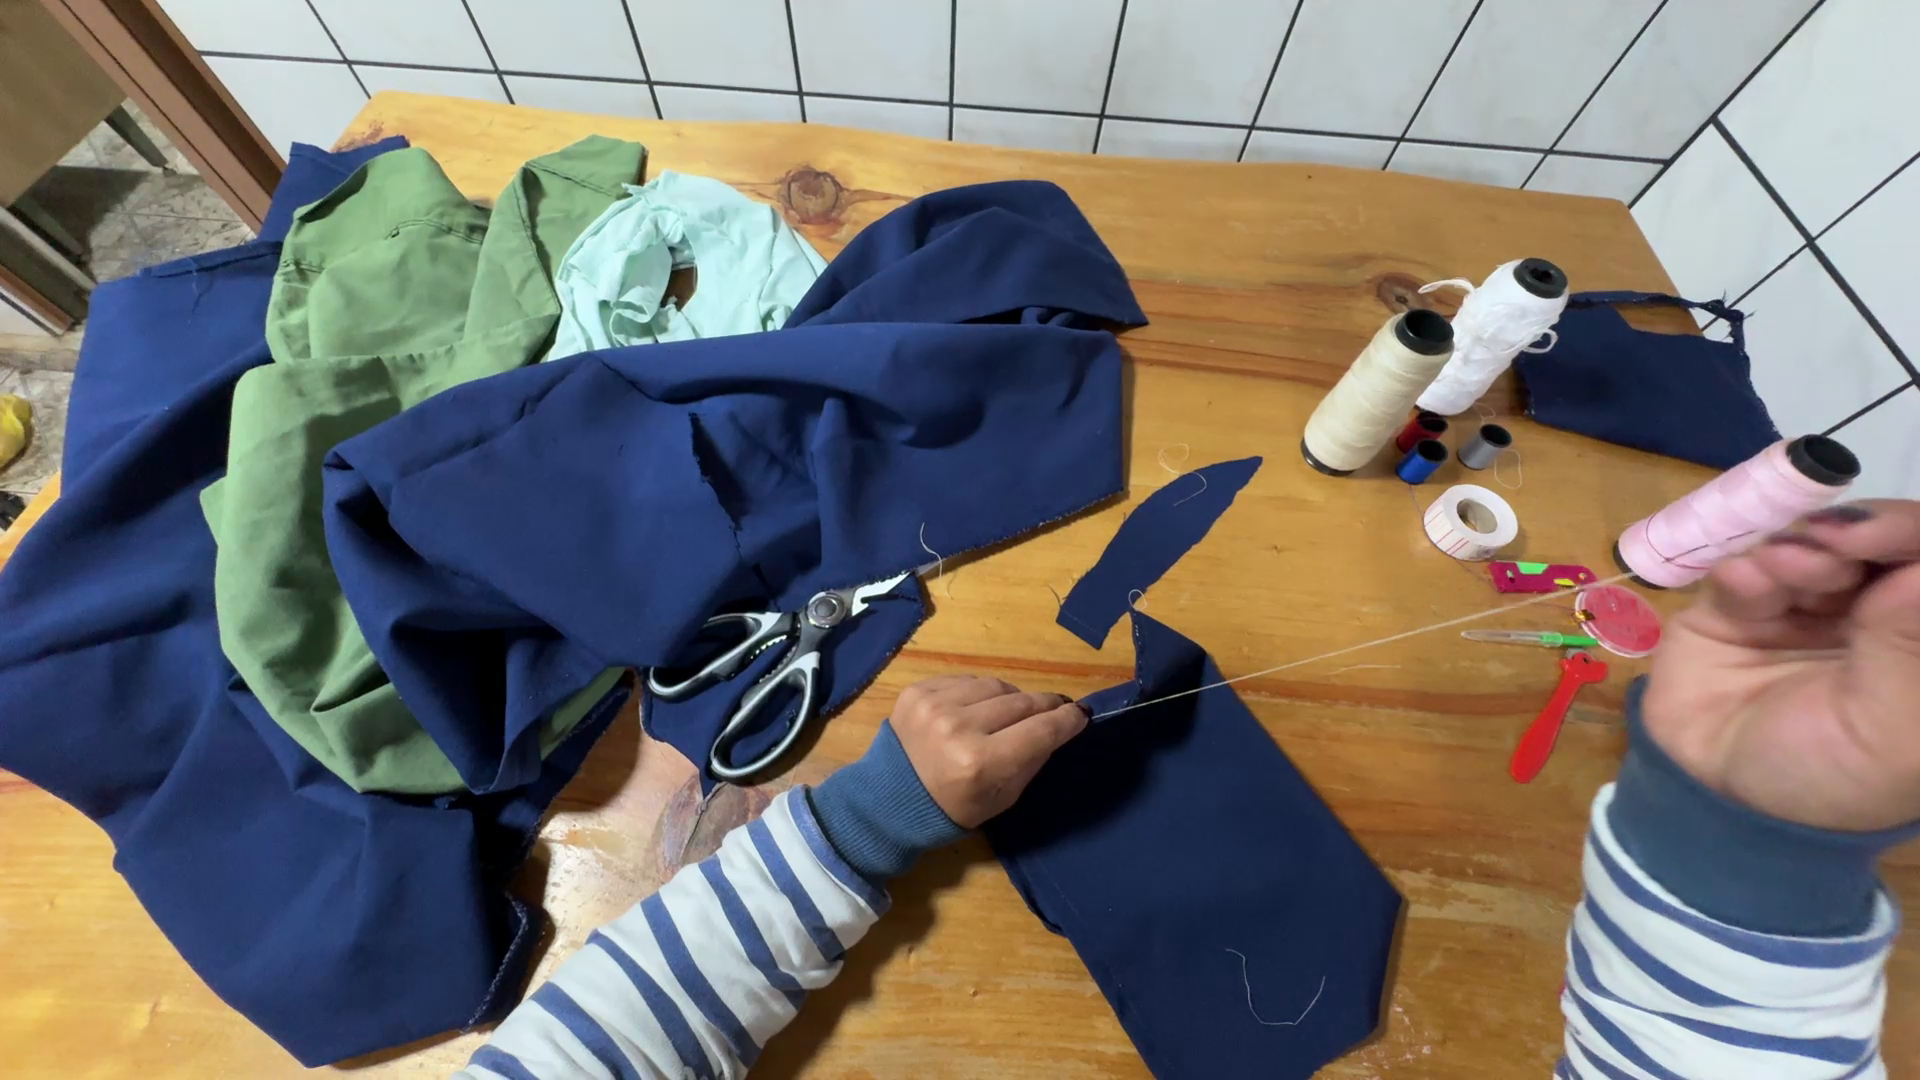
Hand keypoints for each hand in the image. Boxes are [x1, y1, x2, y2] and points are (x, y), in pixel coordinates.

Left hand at [888, 675, 1088, 827]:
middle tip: (1055, 708)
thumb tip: (1059, 725)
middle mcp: (958, 728)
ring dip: (1010, 698)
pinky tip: (977, 708)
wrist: (889, 799)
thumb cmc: (952, 808)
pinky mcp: (918, 692)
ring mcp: (935, 705)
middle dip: (1043, 705)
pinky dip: (978, 693)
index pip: (1040, 730)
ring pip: (995, 686)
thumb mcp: (1002, 799)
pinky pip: (966, 681)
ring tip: (1011, 711)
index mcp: (981, 763)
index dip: (1067, 720)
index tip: (1080, 713)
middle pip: (1021, 703)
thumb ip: (1033, 759)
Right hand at [1644, 500, 1919, 831]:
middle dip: (1863, 531)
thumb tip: (1919, 574)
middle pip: (1884, 548)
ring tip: (1776, 570)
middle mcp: (1878, 616)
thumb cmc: (1831, 775)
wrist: (1721, 792)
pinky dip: (1742, 569)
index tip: (1879, 539)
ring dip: (1798, 549)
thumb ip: (1907, 653)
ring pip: (1813, 550)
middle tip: (1830, 538)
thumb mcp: (1890, 731)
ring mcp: (1804, 609)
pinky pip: (1742, 573)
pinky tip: (1741, 582)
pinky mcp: (1732, 610)